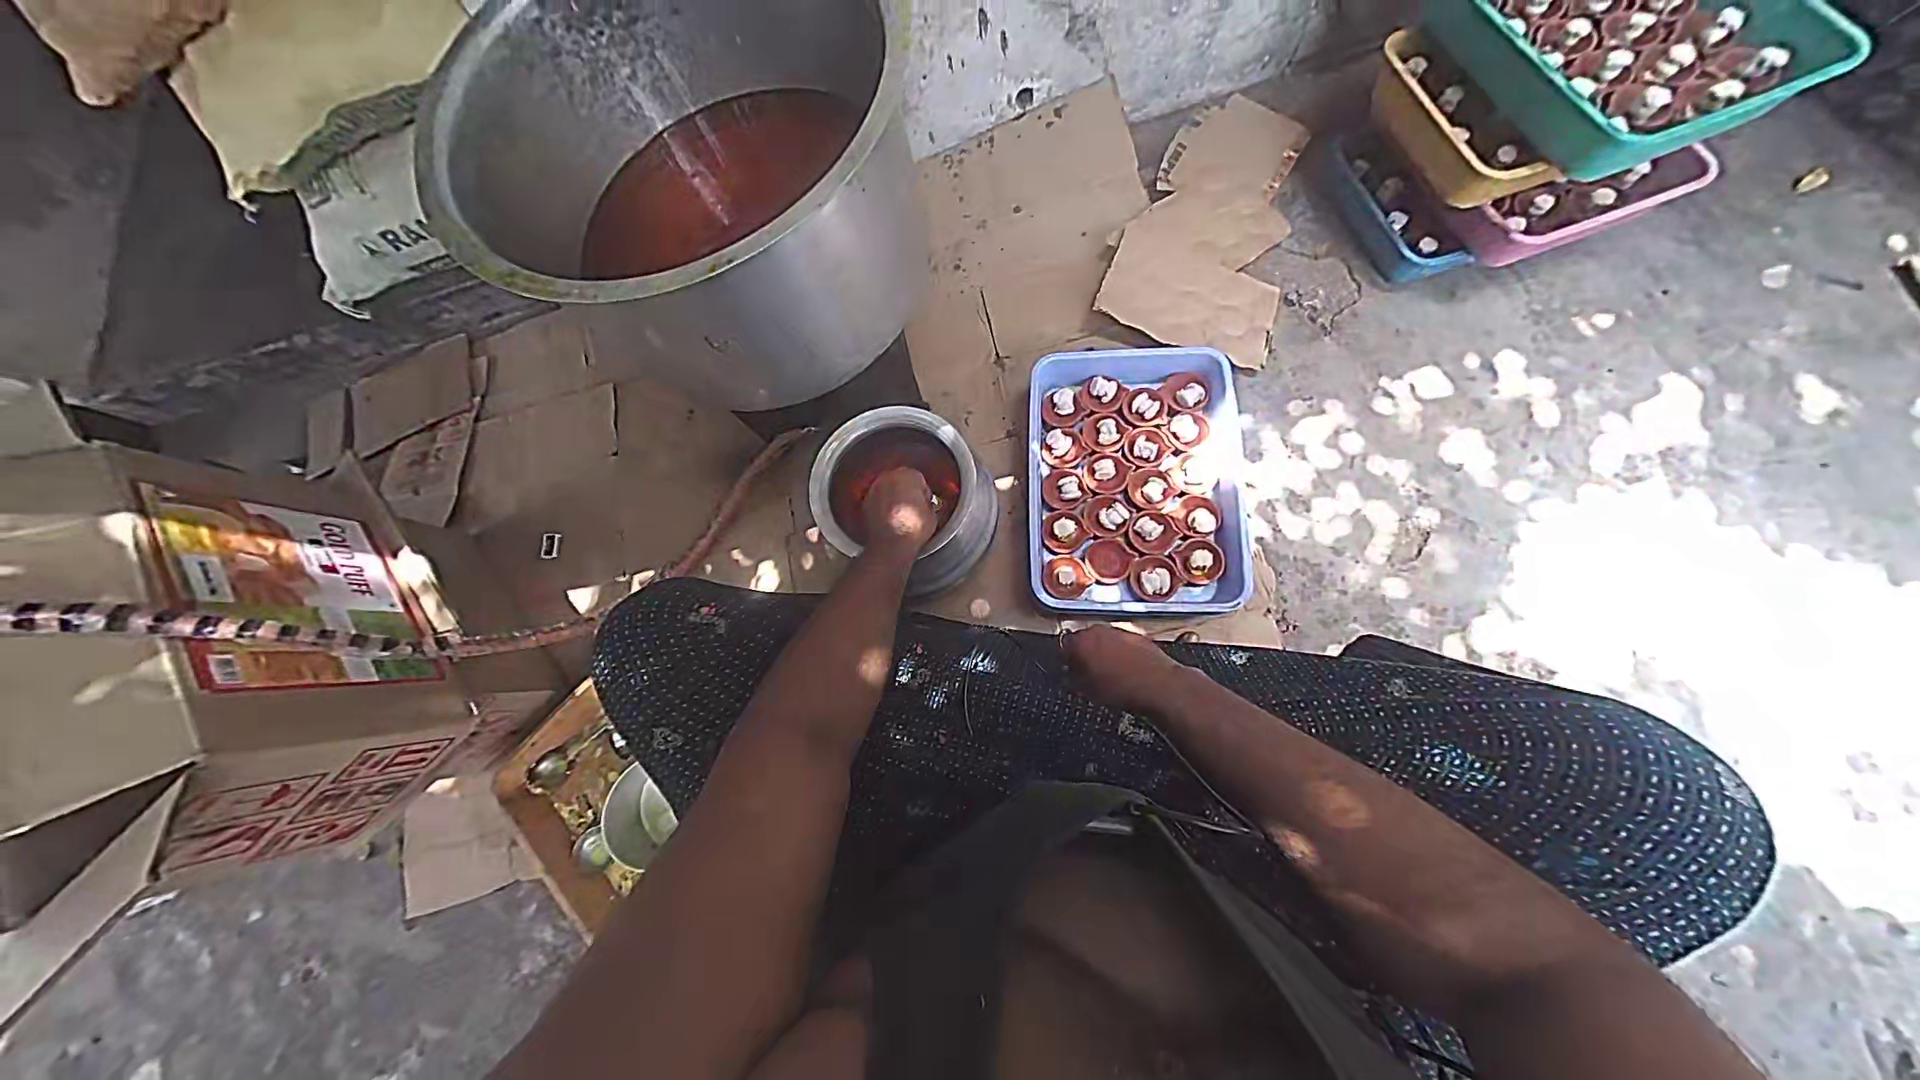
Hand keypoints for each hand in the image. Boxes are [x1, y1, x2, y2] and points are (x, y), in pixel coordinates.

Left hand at [861, 468, 936, 552]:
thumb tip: (924, 505)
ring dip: (893, 497)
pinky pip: (877, 500)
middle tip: (913, 507)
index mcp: (908, 475)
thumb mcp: (931, 515)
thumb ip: (927, 503)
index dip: (923, 492)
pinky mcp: (865, 502)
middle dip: (906, 491)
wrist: (891, 544)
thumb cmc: (912, 528)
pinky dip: (882, 506)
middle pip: (900, 480)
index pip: (918, 479)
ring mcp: (874, 489)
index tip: (925, 503)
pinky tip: (890, 518)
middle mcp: (889, 477)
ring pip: (887, 489)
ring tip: (901, 514)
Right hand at [1062, 625, 1196, 714]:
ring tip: (1110, 672)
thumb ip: (1073, 676)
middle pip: (1084, 638)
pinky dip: (1120, 652)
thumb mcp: (1087, 689)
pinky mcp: (1136, 635)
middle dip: (1085, 652)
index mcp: (1080, 642)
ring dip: (1103, 651)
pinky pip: (1121, 642)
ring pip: (1103, 639)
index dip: (1067, 659)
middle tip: (1089, 672)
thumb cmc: (1121, 689)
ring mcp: (1118, 631)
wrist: (1158, 685)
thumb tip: (1069, 671)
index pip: (1065, 645)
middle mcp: (1098, 631)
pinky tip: (1126, 669)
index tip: (1070, 670)